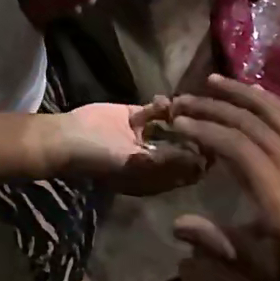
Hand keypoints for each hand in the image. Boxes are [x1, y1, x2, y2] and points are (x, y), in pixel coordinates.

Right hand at [56, 101, 204, 195]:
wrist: (68, 138)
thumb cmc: (101, 158)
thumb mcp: (135, 164)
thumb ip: (166, 161)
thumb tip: (200, 161)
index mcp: (156, 179)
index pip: (189, 170)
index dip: (202, 157)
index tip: (210, 141)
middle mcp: (154, 158)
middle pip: (184, 145)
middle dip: (194, 132)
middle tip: (200, 117)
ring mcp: (145, 136)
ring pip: (173, 126)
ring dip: (178, 115)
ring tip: (176, 106)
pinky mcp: (135, 117)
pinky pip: (156, 111)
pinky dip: (162, 105)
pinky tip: (159, 101)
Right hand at [166, 75, 279, 280]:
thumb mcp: (265, 272)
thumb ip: (220, 243)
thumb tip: (177, 224)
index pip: (238, 147)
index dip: (206, 131)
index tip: (179, 123)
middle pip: (252, 123)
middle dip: (215, 107)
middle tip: (185, 100)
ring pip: (274, 111)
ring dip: (242, 93)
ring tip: (214, 80)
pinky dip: (268, 100)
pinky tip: (254, 95)